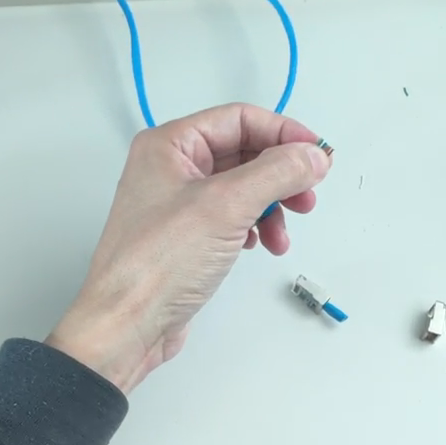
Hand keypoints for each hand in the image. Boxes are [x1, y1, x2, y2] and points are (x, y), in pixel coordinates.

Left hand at [47, 103, 331, 393]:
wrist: (128, 325)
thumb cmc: (156, 265)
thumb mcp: (226, 206)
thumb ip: (276, 173)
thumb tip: (312, 156)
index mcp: (168, 146)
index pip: (238, 119)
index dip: (283, 133)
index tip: (317, 154)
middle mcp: (169, 171)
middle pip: (242, 154)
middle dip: (279, 175)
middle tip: (306, 196)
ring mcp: (176, 207)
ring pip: (240, 190)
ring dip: (270, 207)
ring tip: (282, 235)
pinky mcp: (185, 240)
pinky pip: (230, 220)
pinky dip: (253, 228)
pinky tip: (260, 245)